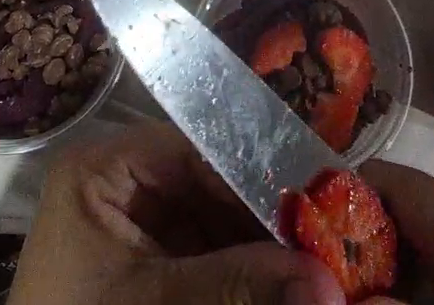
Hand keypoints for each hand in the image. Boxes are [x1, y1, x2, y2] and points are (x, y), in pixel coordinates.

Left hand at [9, 122, 346, 304]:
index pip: (196, 146)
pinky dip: (244, 274)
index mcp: (104, 169)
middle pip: (212, 184)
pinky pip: (208, 256)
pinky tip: (285, 284)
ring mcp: (136, 228)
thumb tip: (329, 284)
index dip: (256, 173)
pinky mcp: (148, 268)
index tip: (316, 202)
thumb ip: (239, 286)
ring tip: (317, 266)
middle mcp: (122, 186)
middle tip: (328, 241)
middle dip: (267, 219)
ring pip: (217, 223)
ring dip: (263, 250)